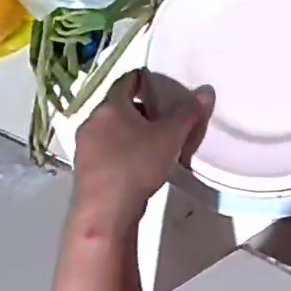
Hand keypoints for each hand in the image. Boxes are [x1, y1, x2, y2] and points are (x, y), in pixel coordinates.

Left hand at [72, 69, 214, 226]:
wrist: (105, 211)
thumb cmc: (137, 164)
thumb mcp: (170, 137)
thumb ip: (188, 113)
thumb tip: (205, 91)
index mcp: (110, 106)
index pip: (127, 80)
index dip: (146, 79)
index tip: (163, 87)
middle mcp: (92, 120)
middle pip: (119, 105)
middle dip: (142, 108)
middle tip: (166, 118)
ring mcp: (84, 145)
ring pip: (112, 128)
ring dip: (131, 130)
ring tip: (155, 142)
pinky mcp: (85, 167)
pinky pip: (106, 148)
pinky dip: (122, 148)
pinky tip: (139, 163)